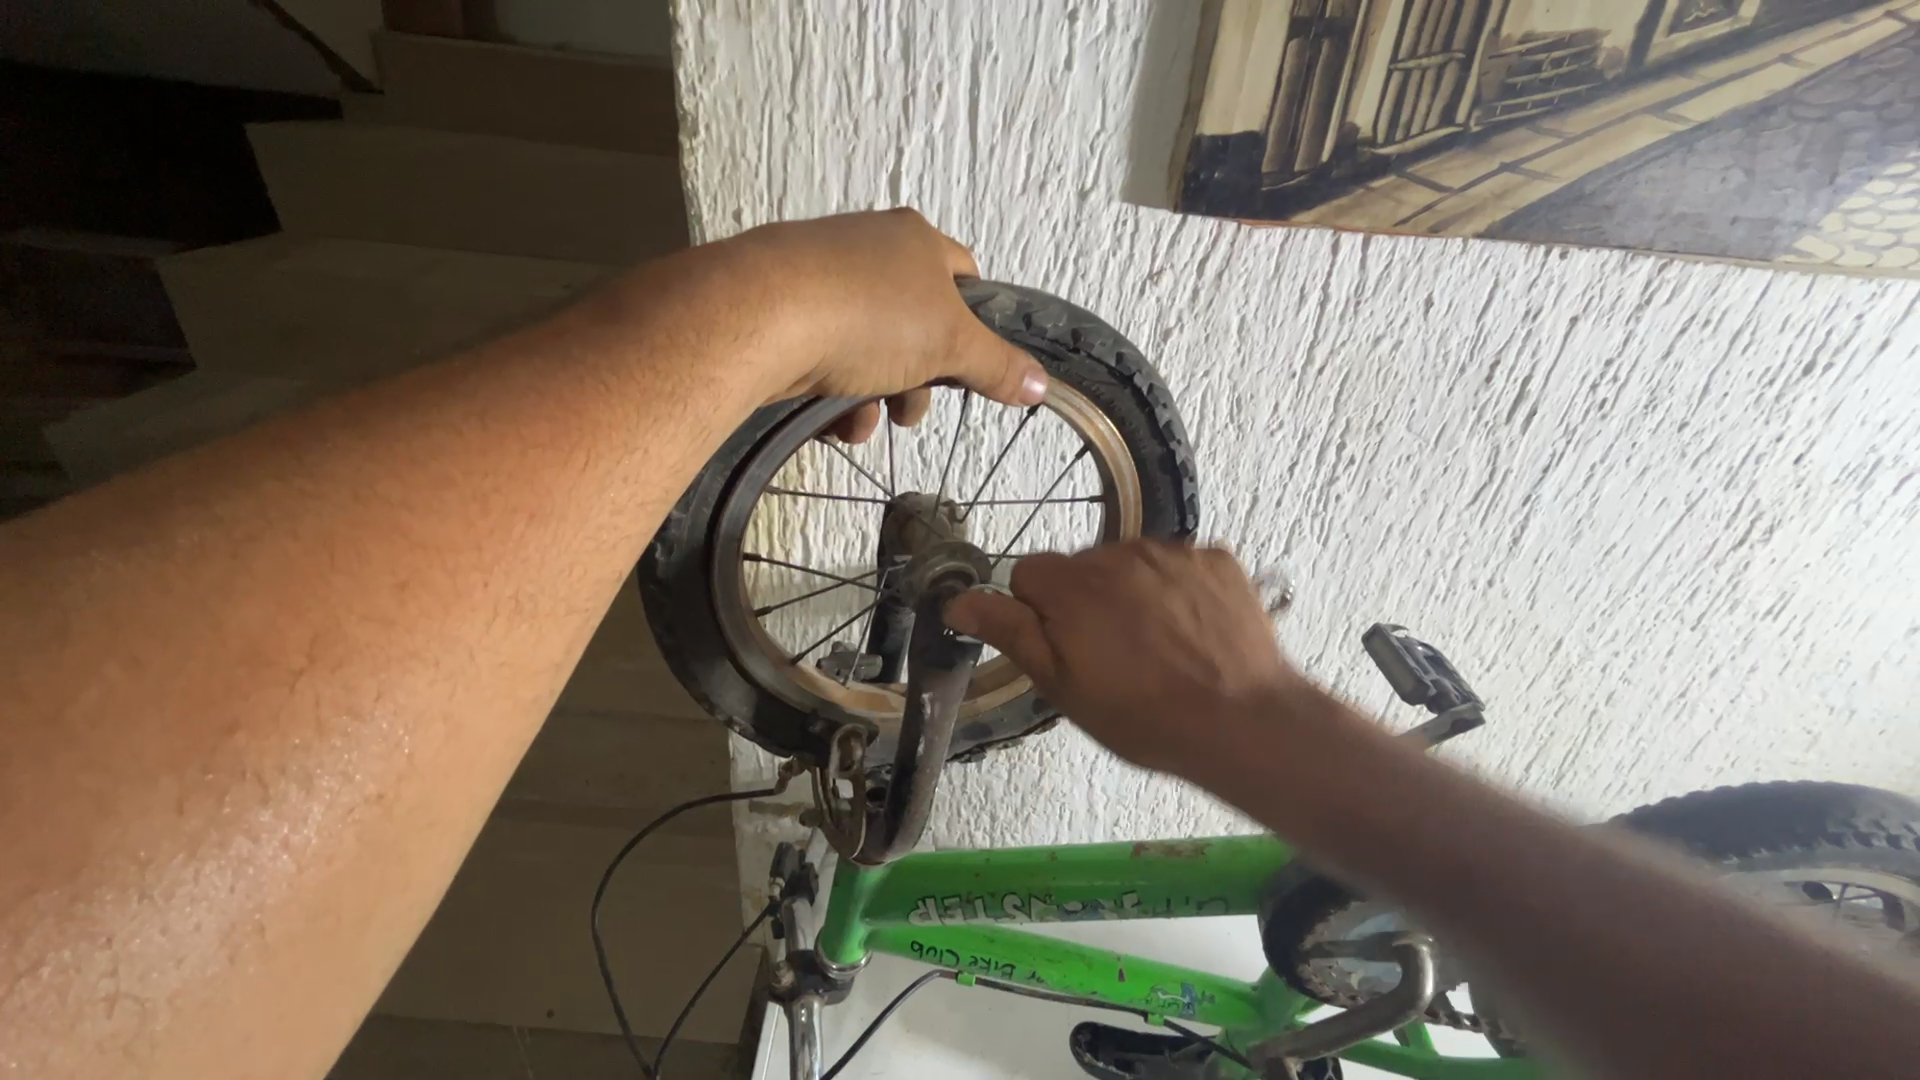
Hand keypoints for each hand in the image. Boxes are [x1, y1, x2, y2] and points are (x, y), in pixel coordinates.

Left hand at [711, 209, 1048, 441]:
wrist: (761, 315)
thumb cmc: (870, 316)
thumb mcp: (949, 347)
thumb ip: (997, 366)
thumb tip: (1044, 385)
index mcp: (916, 241)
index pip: (964, 275)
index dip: (974, 323)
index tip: (967, 366)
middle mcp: (870, 249)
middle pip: (914, 323)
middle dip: (918, 378)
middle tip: (911, 413)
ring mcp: (822, 277)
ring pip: (867, 348)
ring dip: (875, 396)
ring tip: (864, 426)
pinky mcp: (784, 309)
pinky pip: (825, 355)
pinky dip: (834, 394)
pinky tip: (831, 423)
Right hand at [945, 540, 1313, 779]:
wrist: (1243, 722)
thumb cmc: (1142, 715)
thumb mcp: (1061, 684)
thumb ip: (1010, 631)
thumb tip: (959, 600)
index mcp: (1073, 585)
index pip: (1030, 573)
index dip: (1038, 611)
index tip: (1063, 648)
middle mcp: (1119, 553)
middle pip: (1082, 567)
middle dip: (1086, 601)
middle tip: (1113, 655)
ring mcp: (1174, 552)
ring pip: (1130, 563)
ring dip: (1131, 592)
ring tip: (1157, 646)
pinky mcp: (1216, 559)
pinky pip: (1179, 564)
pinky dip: (1178, 589)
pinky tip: (1192, 630)